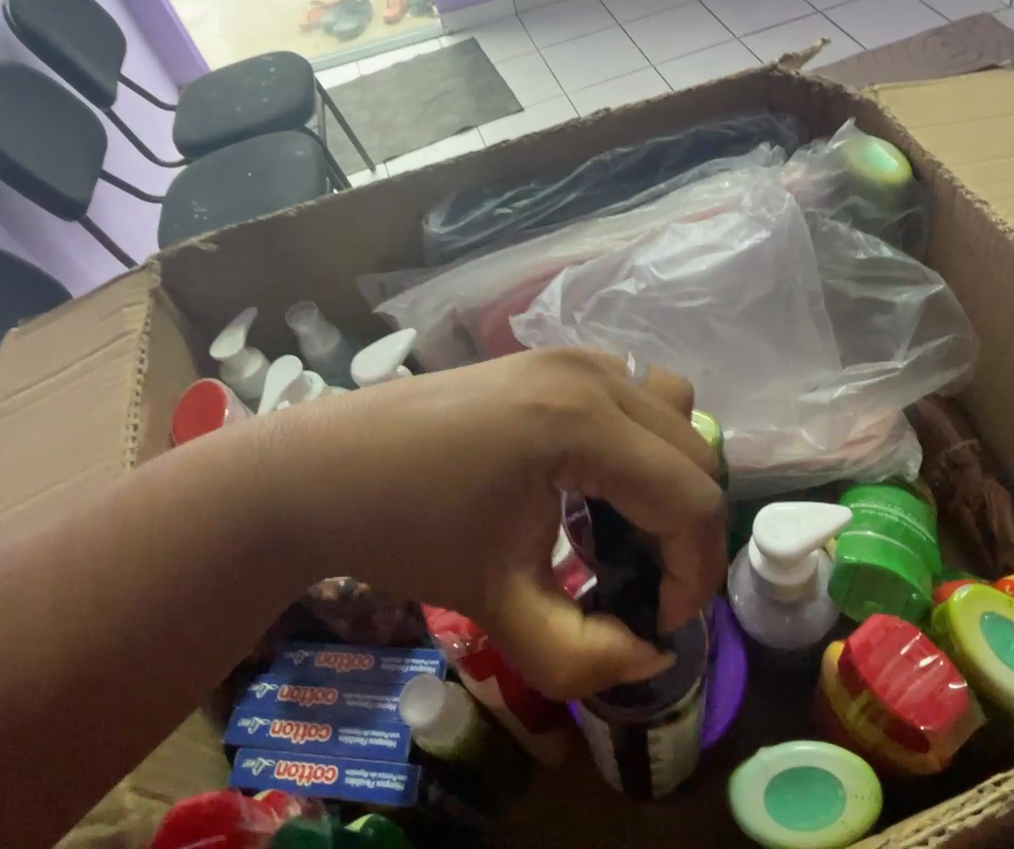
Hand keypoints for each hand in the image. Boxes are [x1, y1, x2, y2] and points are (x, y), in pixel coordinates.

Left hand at [261, 348, 725, 699]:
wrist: (319, 472)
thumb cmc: (403, 532)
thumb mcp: (496, 603)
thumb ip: (582, 652)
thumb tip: (650, 657)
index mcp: (584, 423)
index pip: (691, 498)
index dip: (693, 573)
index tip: (655, 622)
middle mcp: (591, 373)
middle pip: (695, 452)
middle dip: (685, 531)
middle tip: (640, 585)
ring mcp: (570, 355)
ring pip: (672, 412)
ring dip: (668, 475)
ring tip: (620, 526)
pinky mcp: (550, 357)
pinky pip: (631, 392)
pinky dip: (637, 440)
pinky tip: (588, 482)